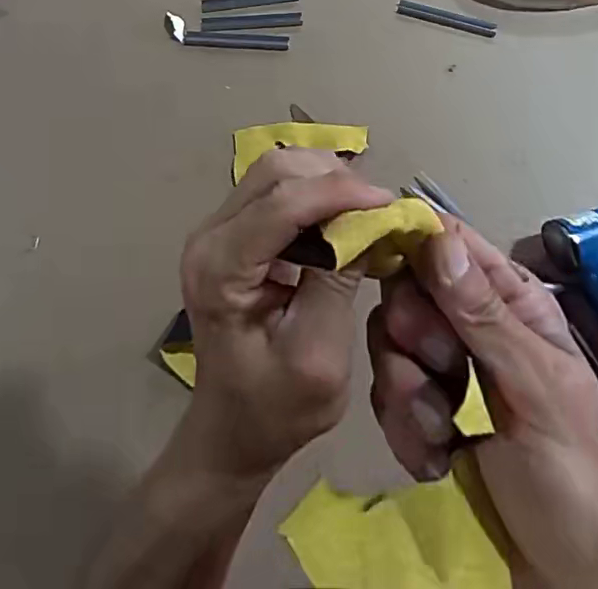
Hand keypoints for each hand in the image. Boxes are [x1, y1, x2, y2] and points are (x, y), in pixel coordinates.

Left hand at [180, 147, 396, 477]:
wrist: (233, 427)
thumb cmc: (275, 406)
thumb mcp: (320, 355)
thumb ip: (338, 280)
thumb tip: (369, 219)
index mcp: (220, 269)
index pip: (280, 204)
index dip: (338, 193)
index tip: (389, 203)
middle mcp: (209, 236)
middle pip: (275, 171)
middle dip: (333, 179)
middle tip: (378, 209)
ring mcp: (216, 229)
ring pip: (276, 171)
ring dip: (325, 180)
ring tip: (364, 212)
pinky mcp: (232, 231)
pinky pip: (276, 189)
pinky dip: (315, 192)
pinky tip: (342, 217)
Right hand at [368, 219, 597, 588]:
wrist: (566, 575)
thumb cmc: (573, 477)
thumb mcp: (538, 390)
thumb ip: (486, 316)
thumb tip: (438, 240)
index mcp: (510, 302)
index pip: (450, 242)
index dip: (413, 243)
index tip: (390, 267)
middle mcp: (469, 322)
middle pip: (405, 288)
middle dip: (416, 337)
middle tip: (446, 373)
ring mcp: (440, 365)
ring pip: (387, 341)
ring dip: (410, 394)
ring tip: (446, 433)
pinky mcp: (417, 406)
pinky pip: (383, 393)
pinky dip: (405, 428)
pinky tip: (437, 457)